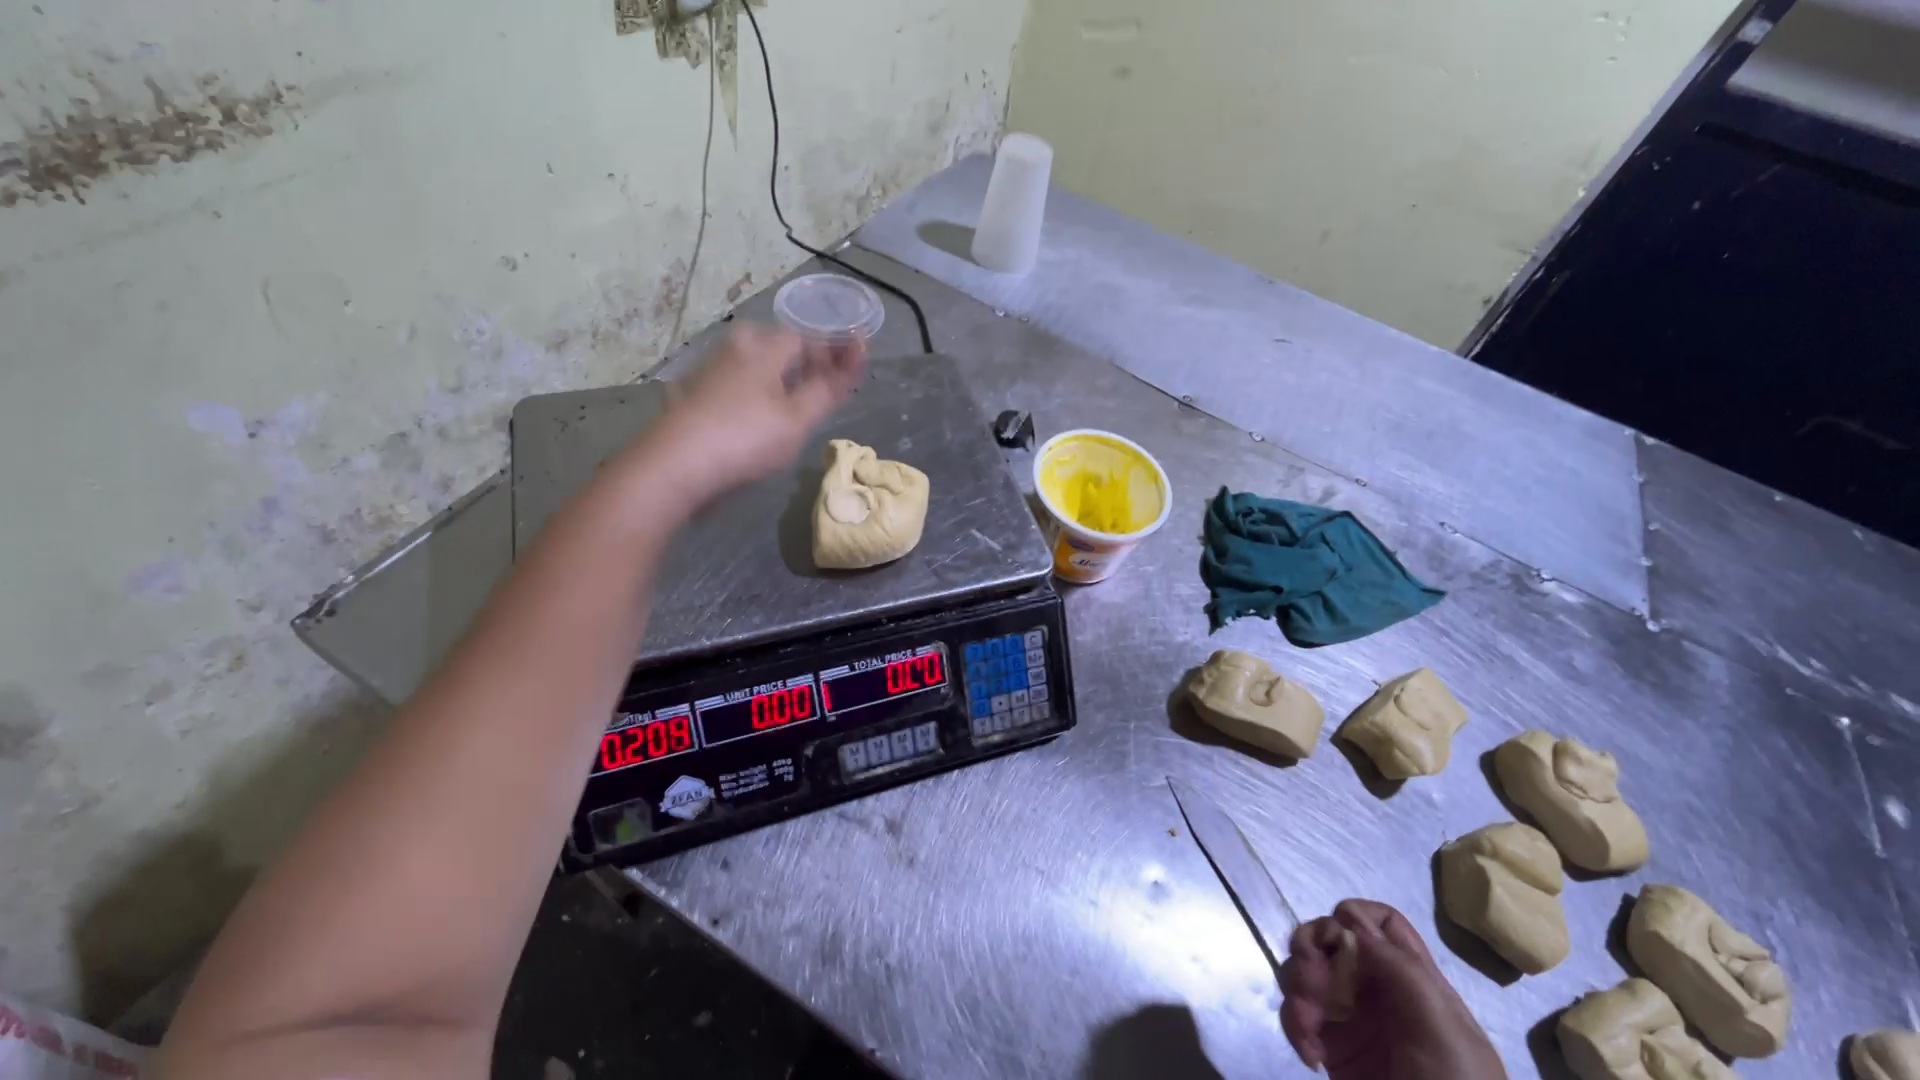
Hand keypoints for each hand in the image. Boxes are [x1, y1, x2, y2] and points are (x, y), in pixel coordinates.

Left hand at [629, 323, 866, 512]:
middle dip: (810, 365)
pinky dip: (760, 395)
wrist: (672, 467)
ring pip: (760, 368)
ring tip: (801, 408)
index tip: (857, 366)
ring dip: (784, 381)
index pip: (810, 338)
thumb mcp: (797, 418)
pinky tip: (762, 420)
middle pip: (783, 349)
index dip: (836, 351)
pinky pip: (740, 385)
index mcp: (763, 344)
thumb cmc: (743, 439)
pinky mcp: (695, 395)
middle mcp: (735, 347)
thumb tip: (856, 355)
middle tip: (831, 391)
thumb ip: (829, 387)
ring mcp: (711, 370)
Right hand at [1280, 899, 1505, 1078]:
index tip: (1341, 937)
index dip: (1355, 915)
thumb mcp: (1443, 1031)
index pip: (1380, 922)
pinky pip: (1296, 1016)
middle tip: (1312, 983)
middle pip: (1330, 939)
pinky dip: (1295, 1027)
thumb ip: (1401, 970)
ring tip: (1310, 1031)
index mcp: (1413, 978)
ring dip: (1298, 992)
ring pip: (1305, 973)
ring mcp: (1350, 1019)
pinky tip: (1312, 1056)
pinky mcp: (1329, 1049)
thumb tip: (1349, 917)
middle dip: (1311, 951)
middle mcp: (1377, 989)